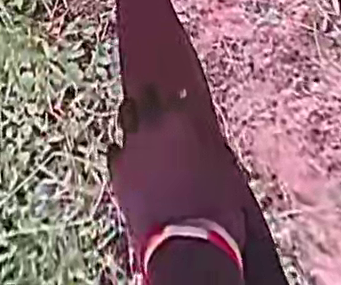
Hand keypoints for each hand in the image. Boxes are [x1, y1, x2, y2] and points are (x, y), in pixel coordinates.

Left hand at [109, 84, 251, 253]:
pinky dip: (121, 148)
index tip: (182, 96)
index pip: (179, 96)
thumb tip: (204, 134)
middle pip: (148, 98)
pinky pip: (115, 148)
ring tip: (134, 112)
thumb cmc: (215, 212)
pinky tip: (124, 151)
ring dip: (133, 113)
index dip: (182, 97)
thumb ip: (209, 145)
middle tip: (155, 95)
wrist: (185, 245)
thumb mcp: (225, 174)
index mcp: (181, 121)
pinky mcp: (117, 167)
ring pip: (127, 114)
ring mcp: (131, 144)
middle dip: (153, 97)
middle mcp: (153, 125)